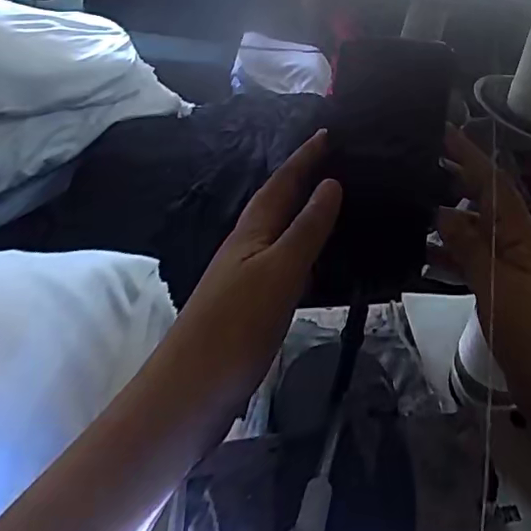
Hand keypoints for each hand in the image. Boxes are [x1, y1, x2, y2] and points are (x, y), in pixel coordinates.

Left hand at [176, 130, 342, 388]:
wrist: (188, 397)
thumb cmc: (236, 326)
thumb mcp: (280, 271)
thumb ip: (307, 228)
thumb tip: (331, 183)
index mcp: (251, 234)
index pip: (282, 184)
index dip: (305, 158)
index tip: (329, 132)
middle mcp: (247, 249)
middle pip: (279, 203)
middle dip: (305, 178)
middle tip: (341, 160)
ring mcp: (248, 278)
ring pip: (284, 232)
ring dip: (308, 212)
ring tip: (341, 200)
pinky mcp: (255, 305)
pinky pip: (290, 261)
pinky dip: (310, 248)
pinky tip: (326, 259)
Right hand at [436, 127, 530, 364]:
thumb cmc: (530, 328)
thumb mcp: (497, 282)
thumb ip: (469, 246)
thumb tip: (441, 212)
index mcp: (520, 230)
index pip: (492, 181)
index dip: (469, 155)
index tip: (443, 132)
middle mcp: (514, 240)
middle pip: (481, 201)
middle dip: (452, 179)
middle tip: (415, 163)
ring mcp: (506, 265)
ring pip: (471, 231)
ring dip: (444, 218)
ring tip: (407, 203)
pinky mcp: (498, 289)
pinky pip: (468, 262)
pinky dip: (445, 255)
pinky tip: (417, 255)